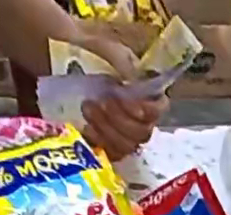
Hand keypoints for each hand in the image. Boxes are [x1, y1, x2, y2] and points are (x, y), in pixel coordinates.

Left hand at [72, 20, 165, 159]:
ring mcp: (126, 134)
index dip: (148, 109)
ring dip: (107, 130)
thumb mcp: (107, 44)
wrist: (70, 61)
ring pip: (126, 146)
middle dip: (119, 119)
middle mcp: (142, 117)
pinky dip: (99, 141)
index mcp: (148, 90)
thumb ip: (122, 60)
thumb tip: (131, 77)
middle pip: (142, 132)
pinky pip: (111, 154)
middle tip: (101, 102)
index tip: (125, 97)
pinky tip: (87, 127)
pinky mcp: (111, 145)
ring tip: (88, 109)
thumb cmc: (93, 49)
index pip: (160, 109)